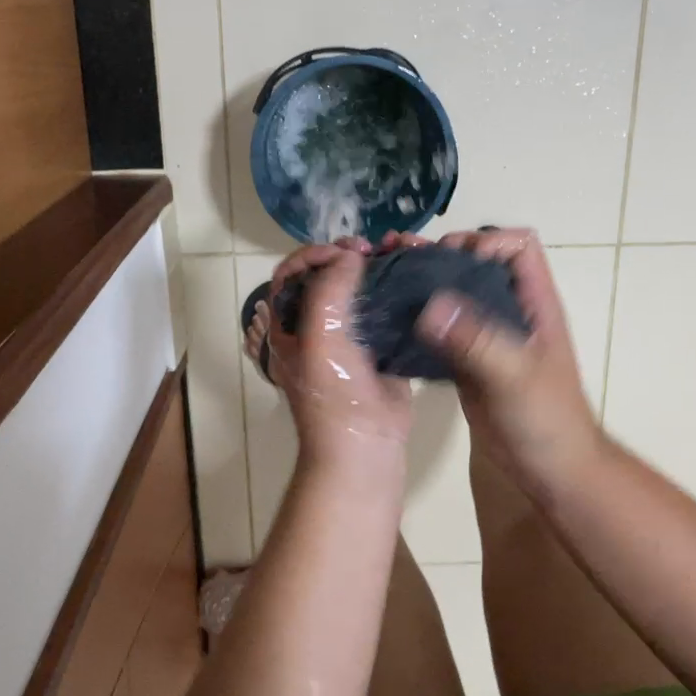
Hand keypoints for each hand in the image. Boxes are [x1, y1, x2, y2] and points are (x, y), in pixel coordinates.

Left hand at [265, 244, 413, 471]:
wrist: (365, 445)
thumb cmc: (332, 394)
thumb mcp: (319, 338)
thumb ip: (327, 291)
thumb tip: (349, 256)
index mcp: (288, 326)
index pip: (290, 275)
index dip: (312, 255)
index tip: (342, 252)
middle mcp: (314, 328)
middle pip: (324, 278)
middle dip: (343, 257)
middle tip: (369, 250)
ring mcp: (348, 338)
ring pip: (355, 291)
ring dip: (370, 269)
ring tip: (391, 257)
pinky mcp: (379, 348)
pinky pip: (383, 309)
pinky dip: (393, 289)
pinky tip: (407, 278)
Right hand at [410, 228, 604, 492]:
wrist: (551, 472)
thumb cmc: (547, 420)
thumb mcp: (516, 376)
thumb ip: (477, 340)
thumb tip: (430, 305)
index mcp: (535, 303)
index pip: (519, 246)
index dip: (488, 241)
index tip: (452, 259)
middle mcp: (511, 311)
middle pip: (479, 262)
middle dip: (443, 255)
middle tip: (405, 264)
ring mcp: (488, 336)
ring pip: (456, 294)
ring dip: (425, 284)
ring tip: (387, 280)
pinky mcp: (467, 361)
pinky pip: (441, 330)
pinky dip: (417, 320)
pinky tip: (389, 322)